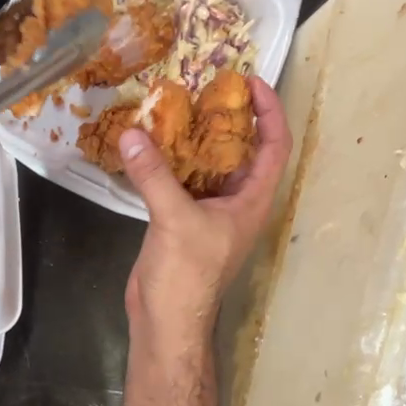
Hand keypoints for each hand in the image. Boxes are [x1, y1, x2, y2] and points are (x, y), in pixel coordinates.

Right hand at [118, 76, 290, 360]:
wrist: (165, 322)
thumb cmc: (187, 275)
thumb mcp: (175, 219)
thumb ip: (155, 175)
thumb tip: (131, 133)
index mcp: (252, 200)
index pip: (274, 145)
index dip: (269, 111)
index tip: (250, 83)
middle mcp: (235, 204)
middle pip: (239, 152)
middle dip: (224, 121)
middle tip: (203, 91)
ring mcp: (206, 215)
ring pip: (205, 168)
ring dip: (192, 142)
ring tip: (174, 112)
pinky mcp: (179, 226)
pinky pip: (178, 186)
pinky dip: (166, 166)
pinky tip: (149, 150)